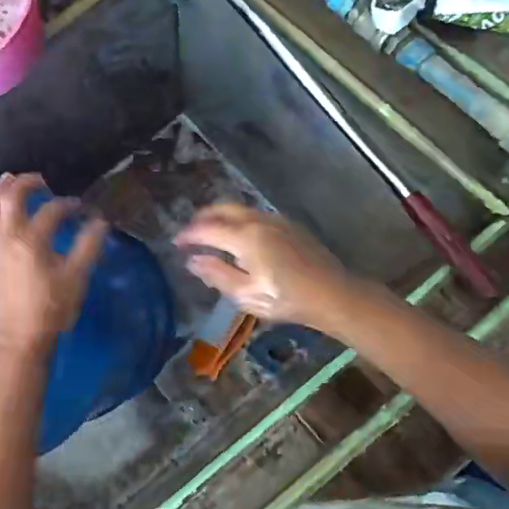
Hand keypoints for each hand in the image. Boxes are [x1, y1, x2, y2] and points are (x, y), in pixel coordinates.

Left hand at [0, 173, 108, 356]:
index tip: (82, 209)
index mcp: (32, 239)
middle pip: (13, 199)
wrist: (22, 337)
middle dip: (27, 184)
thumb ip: (88, 246)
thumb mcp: (77, 277)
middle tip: (41, 180)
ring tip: (9, 178)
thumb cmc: (53, 308)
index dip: (68, 205)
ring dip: (0, 191)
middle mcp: (8, 237)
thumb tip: (100, 221)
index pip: (52, 210)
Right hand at [173, 202, 361, 328]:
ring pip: (240, 209)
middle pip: (223, 209)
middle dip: (202, 217)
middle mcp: (258, 221)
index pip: (207, 229)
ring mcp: (276, 220)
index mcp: (245, 238)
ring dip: (220, 216)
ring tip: (210, 231)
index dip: (189, 234)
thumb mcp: (245, 294)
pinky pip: (254, 214)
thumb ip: (216, 274)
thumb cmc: (286, 299)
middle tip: (189, 231)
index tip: (176, 242)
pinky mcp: (289, 225)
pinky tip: (238, 235)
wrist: (333, 293)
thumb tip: (193, 260)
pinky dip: (237, 219)